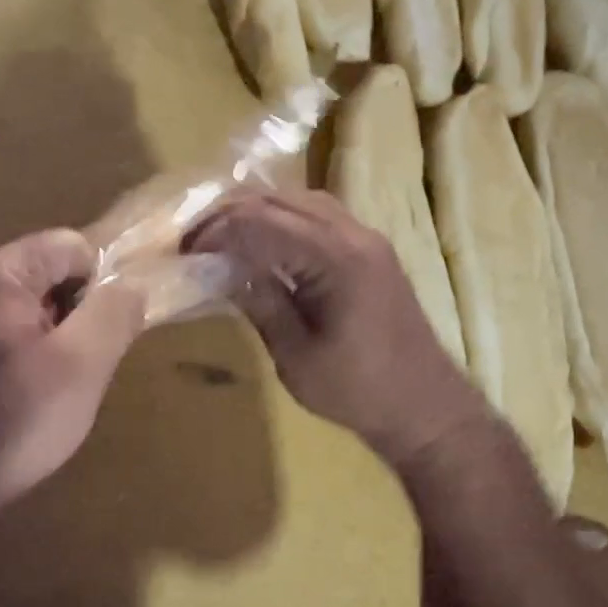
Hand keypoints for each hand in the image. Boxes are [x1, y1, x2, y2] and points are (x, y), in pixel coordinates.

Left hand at [0, 229, 145, 512]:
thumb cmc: (15, 421)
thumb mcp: (83, 364)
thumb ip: (113, 313)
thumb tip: (131, 285)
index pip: (72, 246)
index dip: (102, 283)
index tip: (109, 331)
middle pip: (53, 277)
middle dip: (81, 315)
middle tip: (87, 364)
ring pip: (39, 313)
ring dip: (63, 343)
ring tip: (62, 388)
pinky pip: (18, 340)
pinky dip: (38, 361)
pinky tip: (36, 400)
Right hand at [188, 190, 487, 471]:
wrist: (424, 407)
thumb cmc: (355, 390)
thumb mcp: (294, 353)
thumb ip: (259, 301)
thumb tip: (219, 268)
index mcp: (337, 260)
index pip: (261, 221)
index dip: (216, 230)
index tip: (184, 252)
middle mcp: (355, 236)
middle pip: (280, 199)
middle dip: (230, 213)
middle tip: (193, 241)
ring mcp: (367, 240)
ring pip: (300, 200)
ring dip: (256, 212)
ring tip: (219, 238)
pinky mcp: (369, 251)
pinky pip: (318, 216)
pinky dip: (281, 220)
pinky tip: (259, 245)